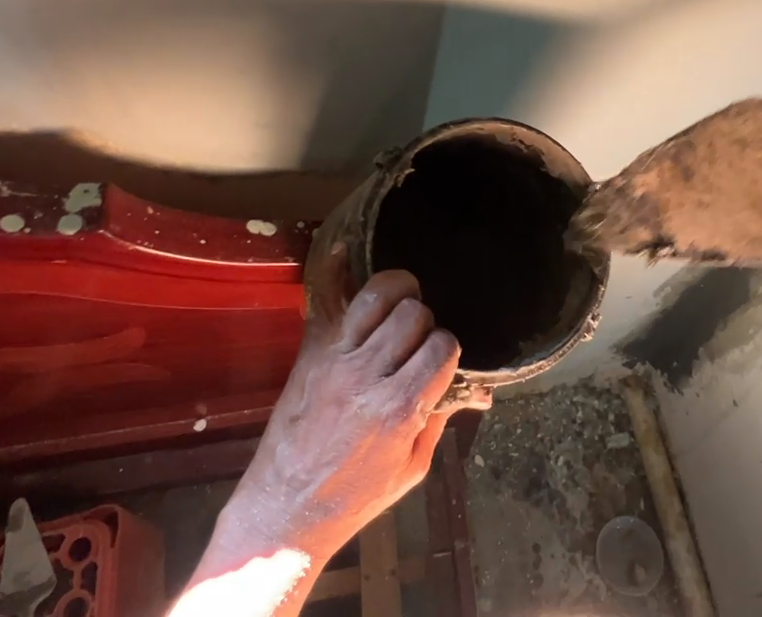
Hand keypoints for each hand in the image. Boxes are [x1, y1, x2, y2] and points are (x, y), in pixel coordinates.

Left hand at [224, 269, 484, 557]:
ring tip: (404, 300)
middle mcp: (367, 375)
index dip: (448, 350)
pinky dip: (336, 270)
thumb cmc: (354, 497)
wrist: (285, 509)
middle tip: (419, 339)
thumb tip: (475, 390)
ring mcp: (334, 358)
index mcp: (399, 408)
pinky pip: (325, 298)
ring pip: (377, 295)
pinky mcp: (310, 351)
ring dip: (398, 292)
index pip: (442, 348)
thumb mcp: (411, 468)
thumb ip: (440, 419)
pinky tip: (347, 251)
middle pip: (414, 314)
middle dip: (426, 321)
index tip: (442, 360)